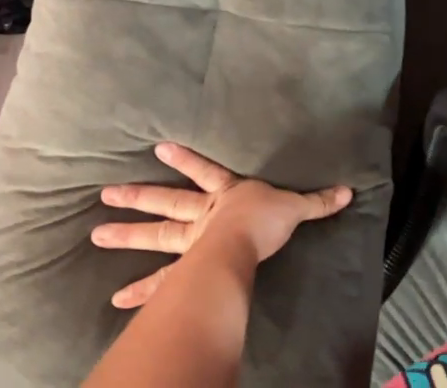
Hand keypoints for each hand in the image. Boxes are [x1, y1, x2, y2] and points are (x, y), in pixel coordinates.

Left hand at [90, 143, 351, 307]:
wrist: (245, 246)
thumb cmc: (266, 221)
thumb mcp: (295, 207)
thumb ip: (318, 200)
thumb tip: (348, 190)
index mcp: (227, 194)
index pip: (204, 170)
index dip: (185, 160)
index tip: (159, 148)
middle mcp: (204, 213)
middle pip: (167, 202)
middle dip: (139, 197)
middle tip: (107, 193)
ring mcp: (192, 241)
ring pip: (156, 235)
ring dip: (127, 234)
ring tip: (97, 233)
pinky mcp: (188, 269)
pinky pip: (161, 280)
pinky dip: (141, 289)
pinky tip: (117, 299)